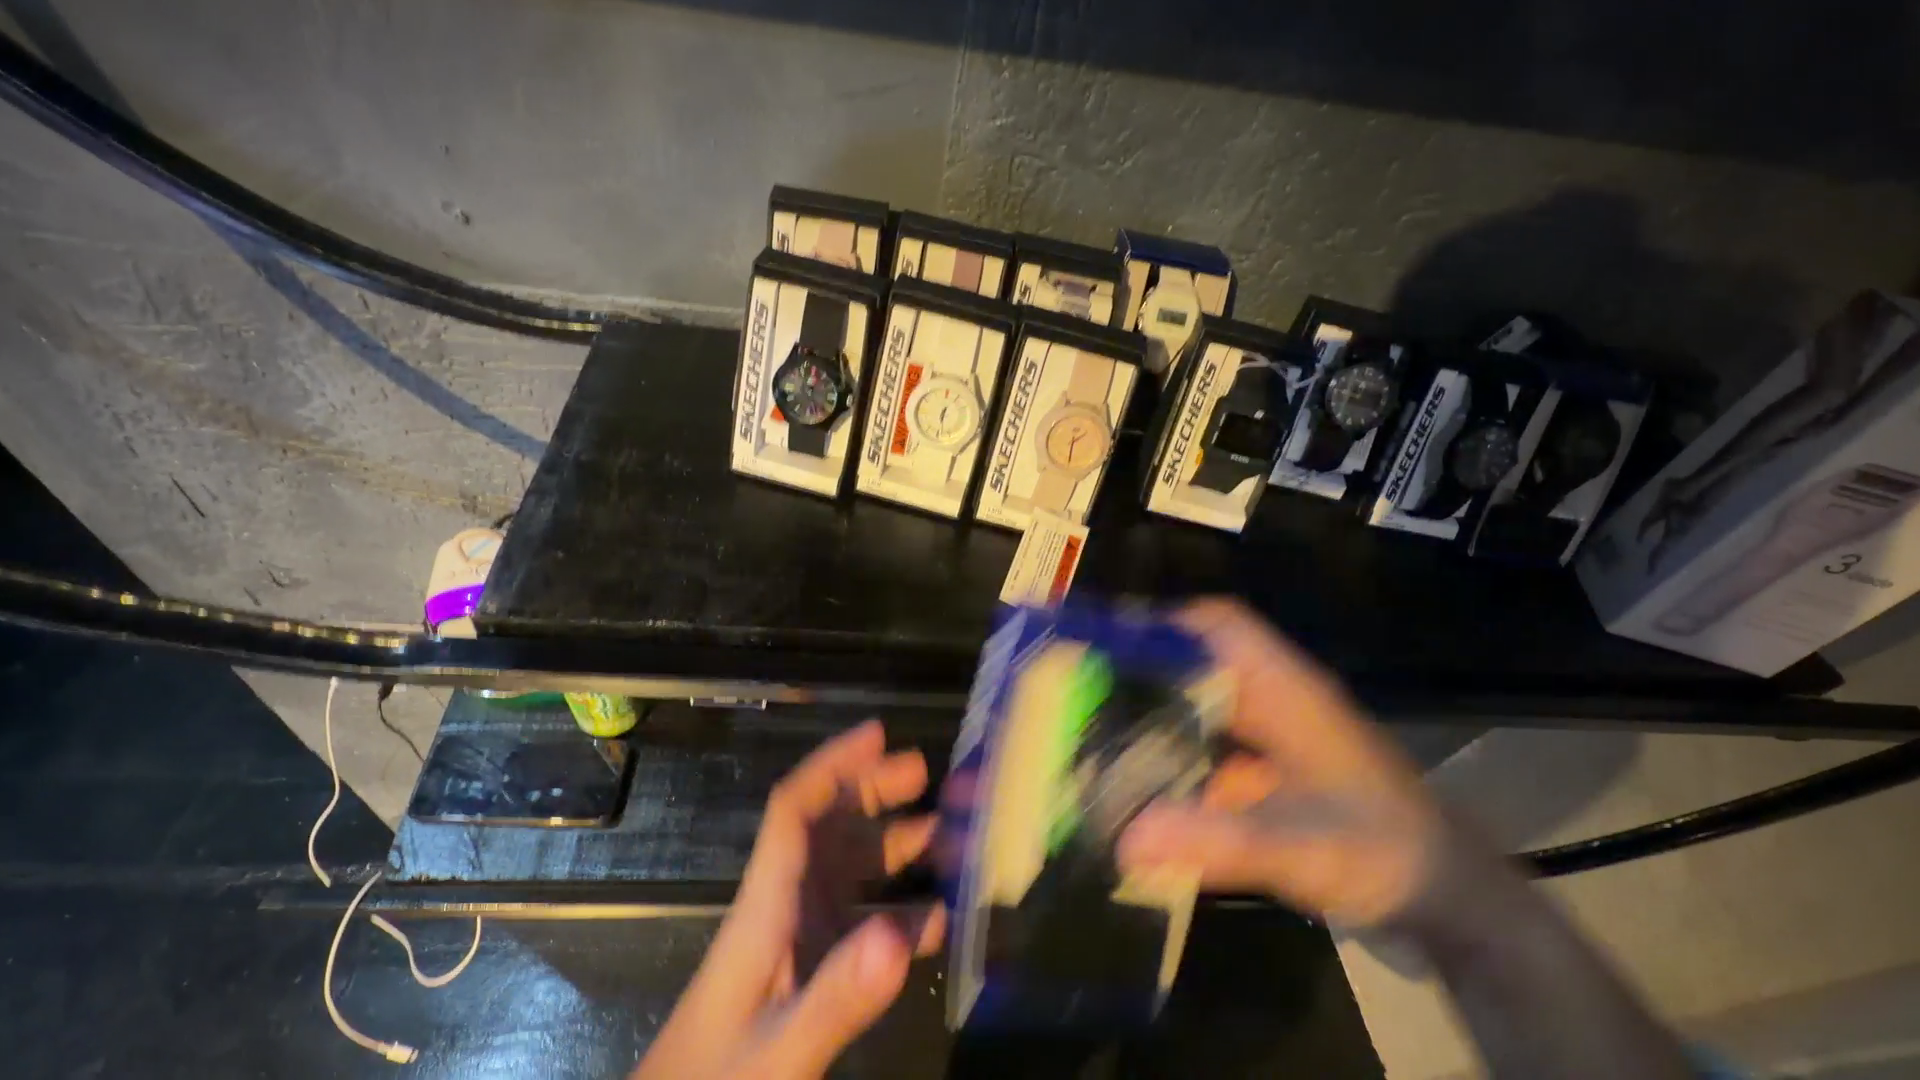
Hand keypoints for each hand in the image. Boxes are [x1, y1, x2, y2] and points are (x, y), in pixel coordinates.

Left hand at [634, 721, 945, 1079]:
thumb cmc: (718, 1079)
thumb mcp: (780, 1049)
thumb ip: (838, 997)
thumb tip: (903, 934)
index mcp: (768, 905)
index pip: (794, 811)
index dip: (834, 764)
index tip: (880, 734)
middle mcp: (783, 906)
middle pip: (826, 826)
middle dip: (872, 791)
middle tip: (927, 774)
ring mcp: (796, 937)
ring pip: (846, 868)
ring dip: (892, 845)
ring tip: (949, 835)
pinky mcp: (807, 968)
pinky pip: (858, 921)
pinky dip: (897, 911)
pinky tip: (935, 923)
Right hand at [1116, 598, 1495, 932]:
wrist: (1447, 900)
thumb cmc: (1387, 856)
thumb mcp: (1304, 850)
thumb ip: (1221, 842)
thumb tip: (1127, 838)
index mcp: (1289, 693)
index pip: (1221, 627)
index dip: (1161, 623)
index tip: (1099, 642)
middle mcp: (1277, 703)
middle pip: (1197, 663)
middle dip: (1138, 672)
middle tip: (1073, 692)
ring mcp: (1274, 739)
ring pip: (1198, 705)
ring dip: (1149, 715)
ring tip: (1086, 733)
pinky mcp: (1270, 774)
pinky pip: (1206, 749)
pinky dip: (1168, 760)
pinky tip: (1130, 788)